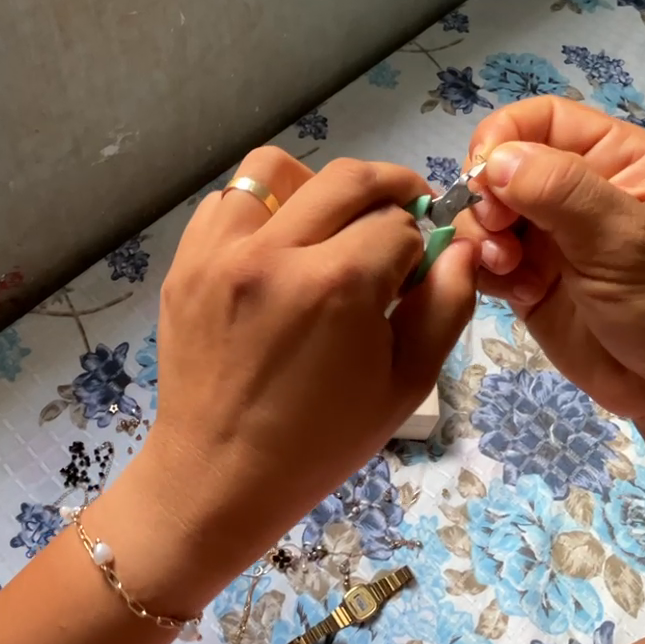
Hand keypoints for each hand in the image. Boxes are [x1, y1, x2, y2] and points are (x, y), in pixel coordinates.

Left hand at [106, 148, 475, 604]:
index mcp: (336, 285)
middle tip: (401, 210)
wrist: (219, 475)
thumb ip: (446, 305)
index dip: (417, 243)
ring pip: (275, 168)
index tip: (413, 269)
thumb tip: (460, 245)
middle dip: (389, 187)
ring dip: (315, 188)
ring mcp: (219, 253)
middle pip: (347, 178)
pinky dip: (259, 210)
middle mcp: (273, 252)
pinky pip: (226, 202)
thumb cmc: (320, 441)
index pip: (397, 225)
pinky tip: (273, 248)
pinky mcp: (184, 263)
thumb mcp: (405, 384)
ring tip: (324, 226)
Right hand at [458, 96, 644, 419]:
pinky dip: (486, 272)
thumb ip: (561, 192)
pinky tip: (517, 294)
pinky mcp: (527, 278)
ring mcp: (547, 236)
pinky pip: (484, 258)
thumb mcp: (626, 240)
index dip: (502, 138)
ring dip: (484, 239)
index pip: (539, 120)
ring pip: (484, 214)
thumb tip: (493, 159)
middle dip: (487, 198)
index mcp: (613, 159)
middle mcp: (574, 190)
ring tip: (512, 272)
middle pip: (499, 167)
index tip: (482, 177)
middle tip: (499, 234)